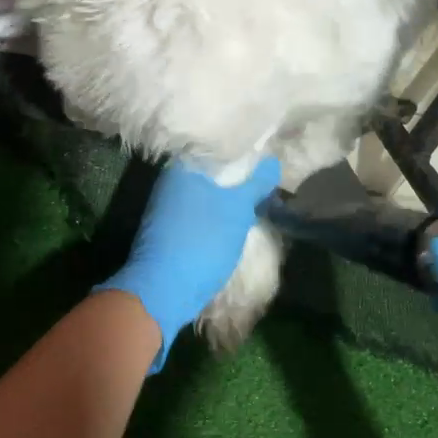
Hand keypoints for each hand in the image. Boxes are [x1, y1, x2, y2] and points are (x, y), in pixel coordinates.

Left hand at [95, 155, 281, 372]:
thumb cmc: (202, 240)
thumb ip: (256, 183)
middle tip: (269, 184)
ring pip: (209, 195)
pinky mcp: (170, 230)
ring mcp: (168, 206)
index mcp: (182, 166)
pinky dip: (219, 216)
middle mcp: (171, 181)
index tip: (268, 160)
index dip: (245, 153)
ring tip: (259, 202)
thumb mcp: (238, 209)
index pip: (219, 148)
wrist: (164, 288)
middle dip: (240, 179)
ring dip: (231, 200)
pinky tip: (238, 223)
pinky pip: (202, 214)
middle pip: (214, 173)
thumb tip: (272, 161)